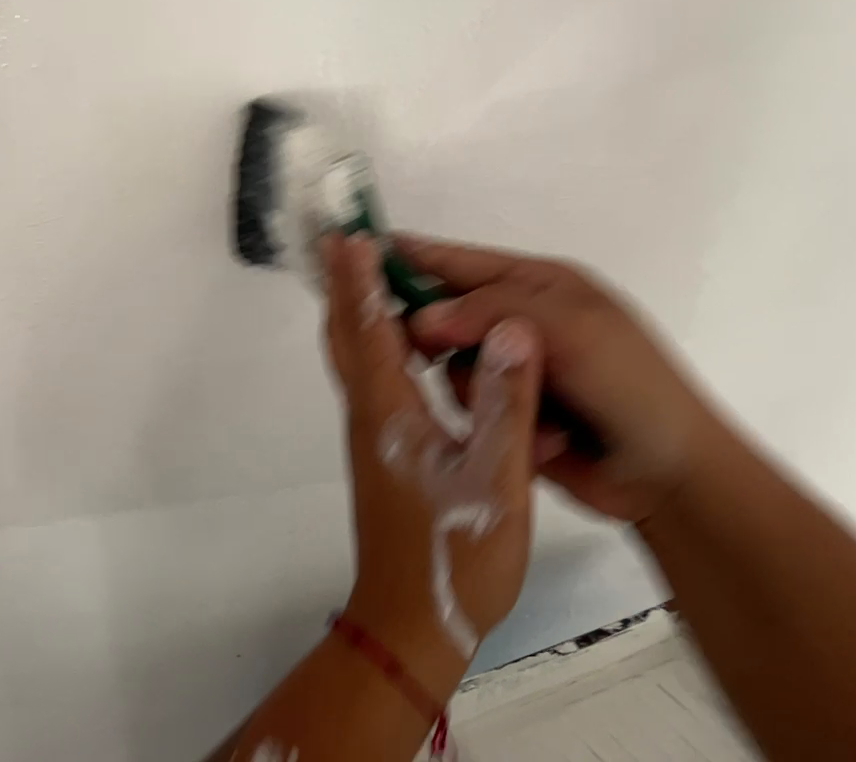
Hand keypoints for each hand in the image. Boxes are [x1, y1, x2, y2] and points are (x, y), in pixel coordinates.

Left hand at [321, 233, 542, 679]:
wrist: (412, 618)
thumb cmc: (456, 552)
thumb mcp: (498, 480)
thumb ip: (507, 404)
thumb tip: (513, 331)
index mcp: (391, 412)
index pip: (371, 328)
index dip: (361, 280)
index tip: (351, 236)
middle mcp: (369, 415)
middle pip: (345, 336)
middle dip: (343, 286)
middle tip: (344, 245)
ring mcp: (369, 435)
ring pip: (350, 358)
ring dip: (352, 313)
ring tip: (365, 280)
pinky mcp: (379, 452)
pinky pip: (367, 381)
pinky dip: (370, 346)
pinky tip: (397, 349)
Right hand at [395, 234, 720, 522]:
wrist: (673, 477)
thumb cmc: (630, 385)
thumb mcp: (569, 329)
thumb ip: (490, 311)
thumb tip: (421, 320)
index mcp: (537, 285)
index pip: (457, 262)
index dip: (409, 255)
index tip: (356, 253)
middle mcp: (516, 323)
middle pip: (442, 316)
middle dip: (437, 339)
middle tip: (424, 355)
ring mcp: (511, 371)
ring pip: (451, 369)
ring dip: (484, 393)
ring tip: (530, 414)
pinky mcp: (507, 415)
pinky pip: (470, 409)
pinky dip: (500, 424)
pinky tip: (543, 438)